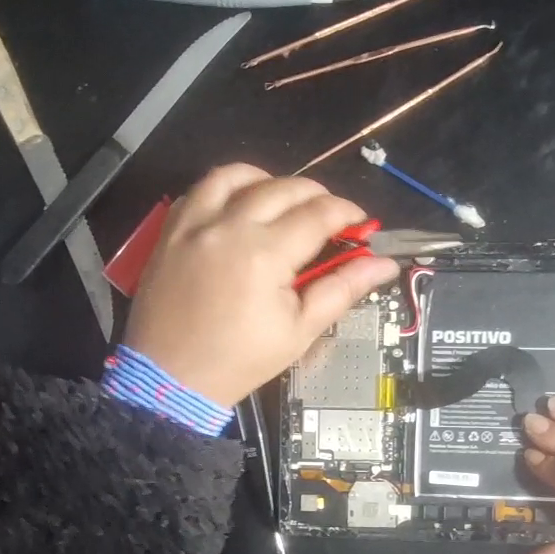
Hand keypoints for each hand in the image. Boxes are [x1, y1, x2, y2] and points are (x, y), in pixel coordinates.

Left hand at [123, 164, 398, 406]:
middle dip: (316, 195)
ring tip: (285, 200)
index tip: (361, 224)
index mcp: (265, 254)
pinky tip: (240, 205)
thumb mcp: (299, 331)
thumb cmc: (241, 361)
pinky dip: (226, 188)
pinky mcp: (171, 230)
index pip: (318, 214)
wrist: (172, 378)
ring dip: (270, 180)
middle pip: (283, 187)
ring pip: (237, 175)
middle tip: (331, 216)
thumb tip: (382, 265)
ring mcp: (195, 223)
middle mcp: (229, 226)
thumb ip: (341, 290)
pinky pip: (200, 189)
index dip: (347, 214)